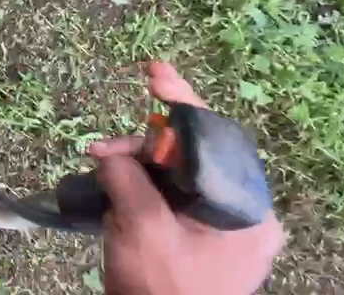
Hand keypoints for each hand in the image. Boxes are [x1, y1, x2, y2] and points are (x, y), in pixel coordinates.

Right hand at [89, 62, 282, 294]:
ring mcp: (220, 224)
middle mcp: (242, 213)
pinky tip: (110, 180)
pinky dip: (134, 178)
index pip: (214, 142)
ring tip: (97, 167)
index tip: (155, 70)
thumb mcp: (141, 227)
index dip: (183, 102)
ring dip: (131, 161)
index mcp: (246, 213)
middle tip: (99, 148)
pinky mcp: (197, 231)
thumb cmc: (164, 286)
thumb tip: (111, 154)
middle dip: (141, 142)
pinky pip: (166, 187)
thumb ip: (127, 178)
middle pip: (189, 152)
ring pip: (172, 169)